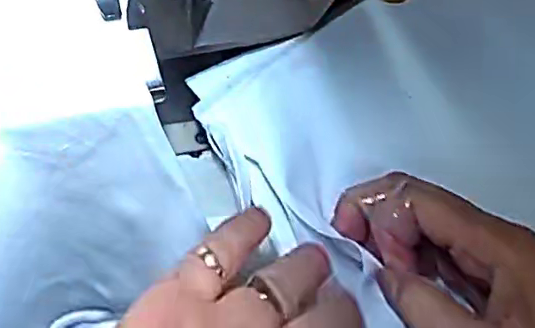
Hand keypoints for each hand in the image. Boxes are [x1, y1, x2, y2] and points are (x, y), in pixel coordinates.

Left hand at [123, 206, 362, 326]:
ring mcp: (220, 313)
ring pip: (271, 283)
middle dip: (330, 306)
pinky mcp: (181, 287)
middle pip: (307, 319)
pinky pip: (216, 250)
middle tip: (342, 289)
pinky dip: (241, 230)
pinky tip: (259, 218)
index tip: (353, 317)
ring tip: (316, 255)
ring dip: (298, 269)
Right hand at [331, 173, 534, 327]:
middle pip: (422, 202)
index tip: (360, 246)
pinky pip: (451, 255)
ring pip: (434, 227)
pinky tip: (409, 280)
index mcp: (505, 245)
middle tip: (355, 244)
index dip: (377, 215)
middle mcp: (510, 244)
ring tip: (381, 269)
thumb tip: (384, 274)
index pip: (415, 196)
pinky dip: (420, 261)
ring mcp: (514, 266)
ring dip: (398, 242)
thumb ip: (422, 302)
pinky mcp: (514, 289)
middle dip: (381, 220)